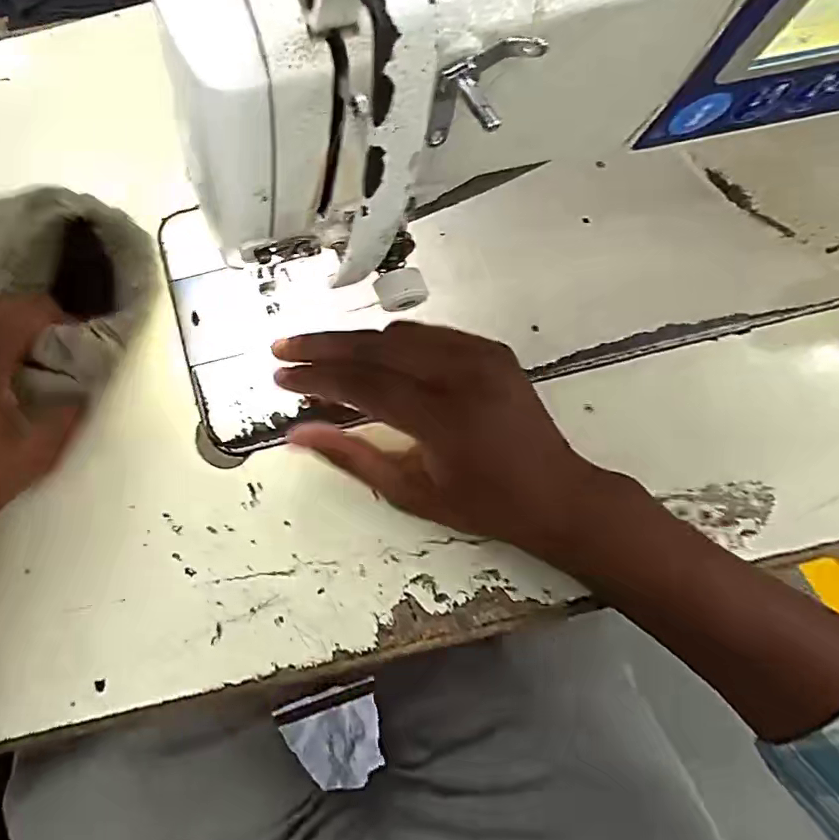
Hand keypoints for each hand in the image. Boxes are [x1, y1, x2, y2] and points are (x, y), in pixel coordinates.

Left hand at [0, 295, 82, 541]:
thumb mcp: (35, 453)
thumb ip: (68, 417)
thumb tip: (88, 391)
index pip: (34, 310)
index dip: (67, 322)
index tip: (87, 347)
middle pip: (10, 305)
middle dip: (45, 319)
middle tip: (70, 350)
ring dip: (19, 325)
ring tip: (45, 356)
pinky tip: (13, 367)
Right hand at [273, 322, 645, 558]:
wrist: (558, 493)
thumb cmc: (483, 505)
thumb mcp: (411, 492)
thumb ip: (350, 456)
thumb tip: (297, 434)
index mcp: (443, 419)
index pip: (363, 384)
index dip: (315, 377)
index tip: (280, 376)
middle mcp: (462, 376)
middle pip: (375, 347)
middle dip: (322, 345)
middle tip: (283, 348)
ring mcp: (481, 356)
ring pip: (398, 334)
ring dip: (354, 341)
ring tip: (318, 354)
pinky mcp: (490, 349)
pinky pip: (427, 334)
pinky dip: (390, 341)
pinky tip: (369, 354)